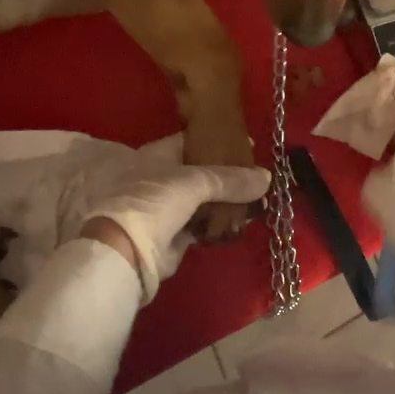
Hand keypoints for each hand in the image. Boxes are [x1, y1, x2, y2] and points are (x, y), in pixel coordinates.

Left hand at [69, 141, 269, 301]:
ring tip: (257, 200)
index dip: (221, 142)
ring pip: (204, 199)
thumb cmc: (156, 201)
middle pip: (202, 171)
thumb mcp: (196, 181)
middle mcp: (161, 177)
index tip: (249, 147)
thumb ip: (231, 179)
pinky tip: (242, 221)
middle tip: (258, 177)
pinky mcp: (174, 234)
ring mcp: (167, 207)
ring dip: (226, 201)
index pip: (194, 141)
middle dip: (229, 175)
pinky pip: (203, 222)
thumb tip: (266, 178)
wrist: (128, 252)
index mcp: (158, 155)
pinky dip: (220, 222)